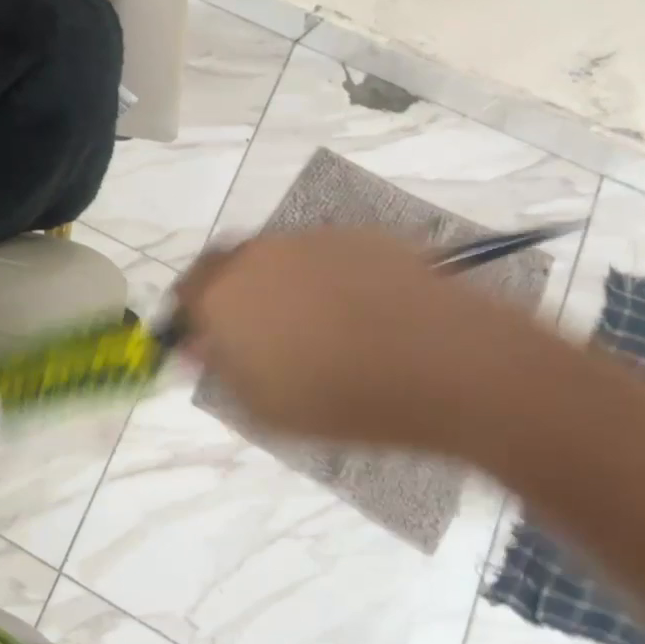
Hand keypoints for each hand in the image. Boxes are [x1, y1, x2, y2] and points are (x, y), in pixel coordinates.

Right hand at [173, 228, 550, 453]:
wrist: (461, 368)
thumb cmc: (344, 399)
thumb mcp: (262, 406)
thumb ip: (219, 369)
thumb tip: (197, 344)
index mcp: (220, 293)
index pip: (183, 293)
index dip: (192, 318)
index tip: (209, 344)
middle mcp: (256, 255)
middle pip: (227, 268)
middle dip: (233, 296)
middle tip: (259, 336)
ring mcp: (312, 241)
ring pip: (277, 260)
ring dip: (281, 285)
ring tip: (315, 327)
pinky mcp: (364, 237)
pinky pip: (326, 256)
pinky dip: (329, 279)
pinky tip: (360, 315)